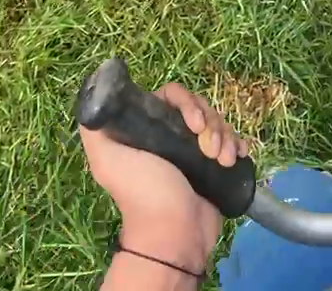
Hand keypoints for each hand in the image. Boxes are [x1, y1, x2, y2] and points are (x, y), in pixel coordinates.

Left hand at [80, 83, 248, 271]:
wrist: (174, 235)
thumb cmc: (143, 193)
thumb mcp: (108, 159)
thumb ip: (94, 129)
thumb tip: (98, 95)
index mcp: (151, 129)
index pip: (173, 96)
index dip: (187, 103)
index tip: (193, 124)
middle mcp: (173, 136)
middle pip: (199, 108)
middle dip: (210, 123)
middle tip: (208, 149)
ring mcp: (196, 152)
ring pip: (217, 124)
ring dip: (225, 138)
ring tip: (222, 161)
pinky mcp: (215, 167)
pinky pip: (232, 142)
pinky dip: (237, 146)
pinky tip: (237, 157)